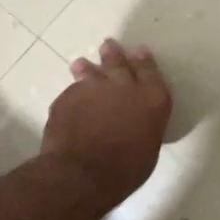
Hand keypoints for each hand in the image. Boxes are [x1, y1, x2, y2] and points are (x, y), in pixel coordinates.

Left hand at [37, 39, 172, 208]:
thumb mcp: (148, 146)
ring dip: (88, 68)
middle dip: (114, 54)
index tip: (140, 51)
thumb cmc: (127, 168)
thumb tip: (134, 122)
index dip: (144, 60)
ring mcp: (92, 89)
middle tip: (109, 45)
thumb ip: (143, 125)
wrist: (83, 173)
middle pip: (118, 63)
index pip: (150, 71)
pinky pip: (72, 92)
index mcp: (152, 99)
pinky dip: (73, 95)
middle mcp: (124, 86)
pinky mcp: (67, 98)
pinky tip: (70, 101)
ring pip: (90, 72)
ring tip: (82, 65)